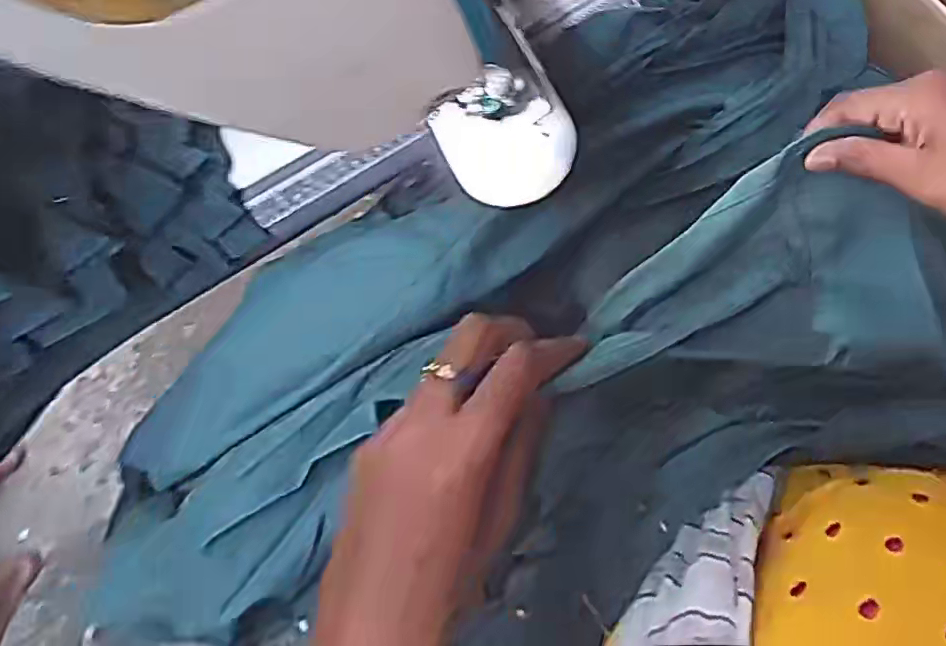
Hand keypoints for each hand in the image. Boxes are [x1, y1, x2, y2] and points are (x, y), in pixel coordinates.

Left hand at [314, 315, 585, 645]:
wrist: (368, 628)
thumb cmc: (452, 581)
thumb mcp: (504, 513)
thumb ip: (524, 441)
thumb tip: (541, 390)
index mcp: (462, 448)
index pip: (516, 365)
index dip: (554, 348)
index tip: (577, 347)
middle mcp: (421, 422)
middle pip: (470, 333)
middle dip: (511, 329)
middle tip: (535, 348)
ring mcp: (388, 426)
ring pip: (442, 359)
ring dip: (477, 360)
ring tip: (500, 386)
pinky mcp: (368, 439)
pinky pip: (419, 396)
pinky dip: (448, 394)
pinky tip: (457, 429)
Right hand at [803, 71, 945, 268]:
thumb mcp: (912, 175)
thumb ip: (859, 157)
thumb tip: (813, 153)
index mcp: (916, 92)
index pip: (849, 103)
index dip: (820, 129)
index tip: (801, 158)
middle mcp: (928, 83)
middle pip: (868, 103)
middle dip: (842, 133)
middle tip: (821, 165)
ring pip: (888, 111)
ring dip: (866, 136)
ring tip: (846, 166)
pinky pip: (909, 117)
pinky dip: (891, 137)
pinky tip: (884, 160)